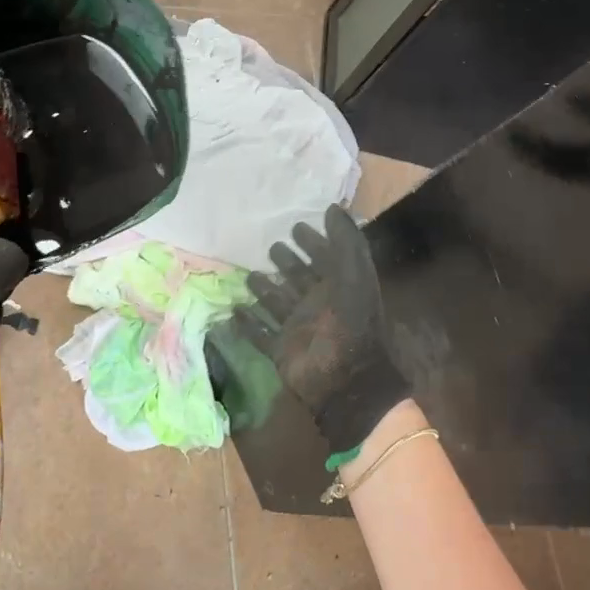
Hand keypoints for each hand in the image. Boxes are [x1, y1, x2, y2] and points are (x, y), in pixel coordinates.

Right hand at [240, 205, 409, 454]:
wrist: (346, 381)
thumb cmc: (352, 323)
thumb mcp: (354, 274)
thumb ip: (345, 241)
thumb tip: (331, 208)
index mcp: (339, 287)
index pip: (325, 258)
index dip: (313, 241)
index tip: (297, 225)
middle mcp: (318, 306)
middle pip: (300, 278)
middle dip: (288, 262)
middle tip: (272, 246)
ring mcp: (299, 329)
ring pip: (279, 303)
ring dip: (265, 290)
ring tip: (248, 275)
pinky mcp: (281, 351)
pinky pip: (261, 334)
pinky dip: (248, 323)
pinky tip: (234, 310)